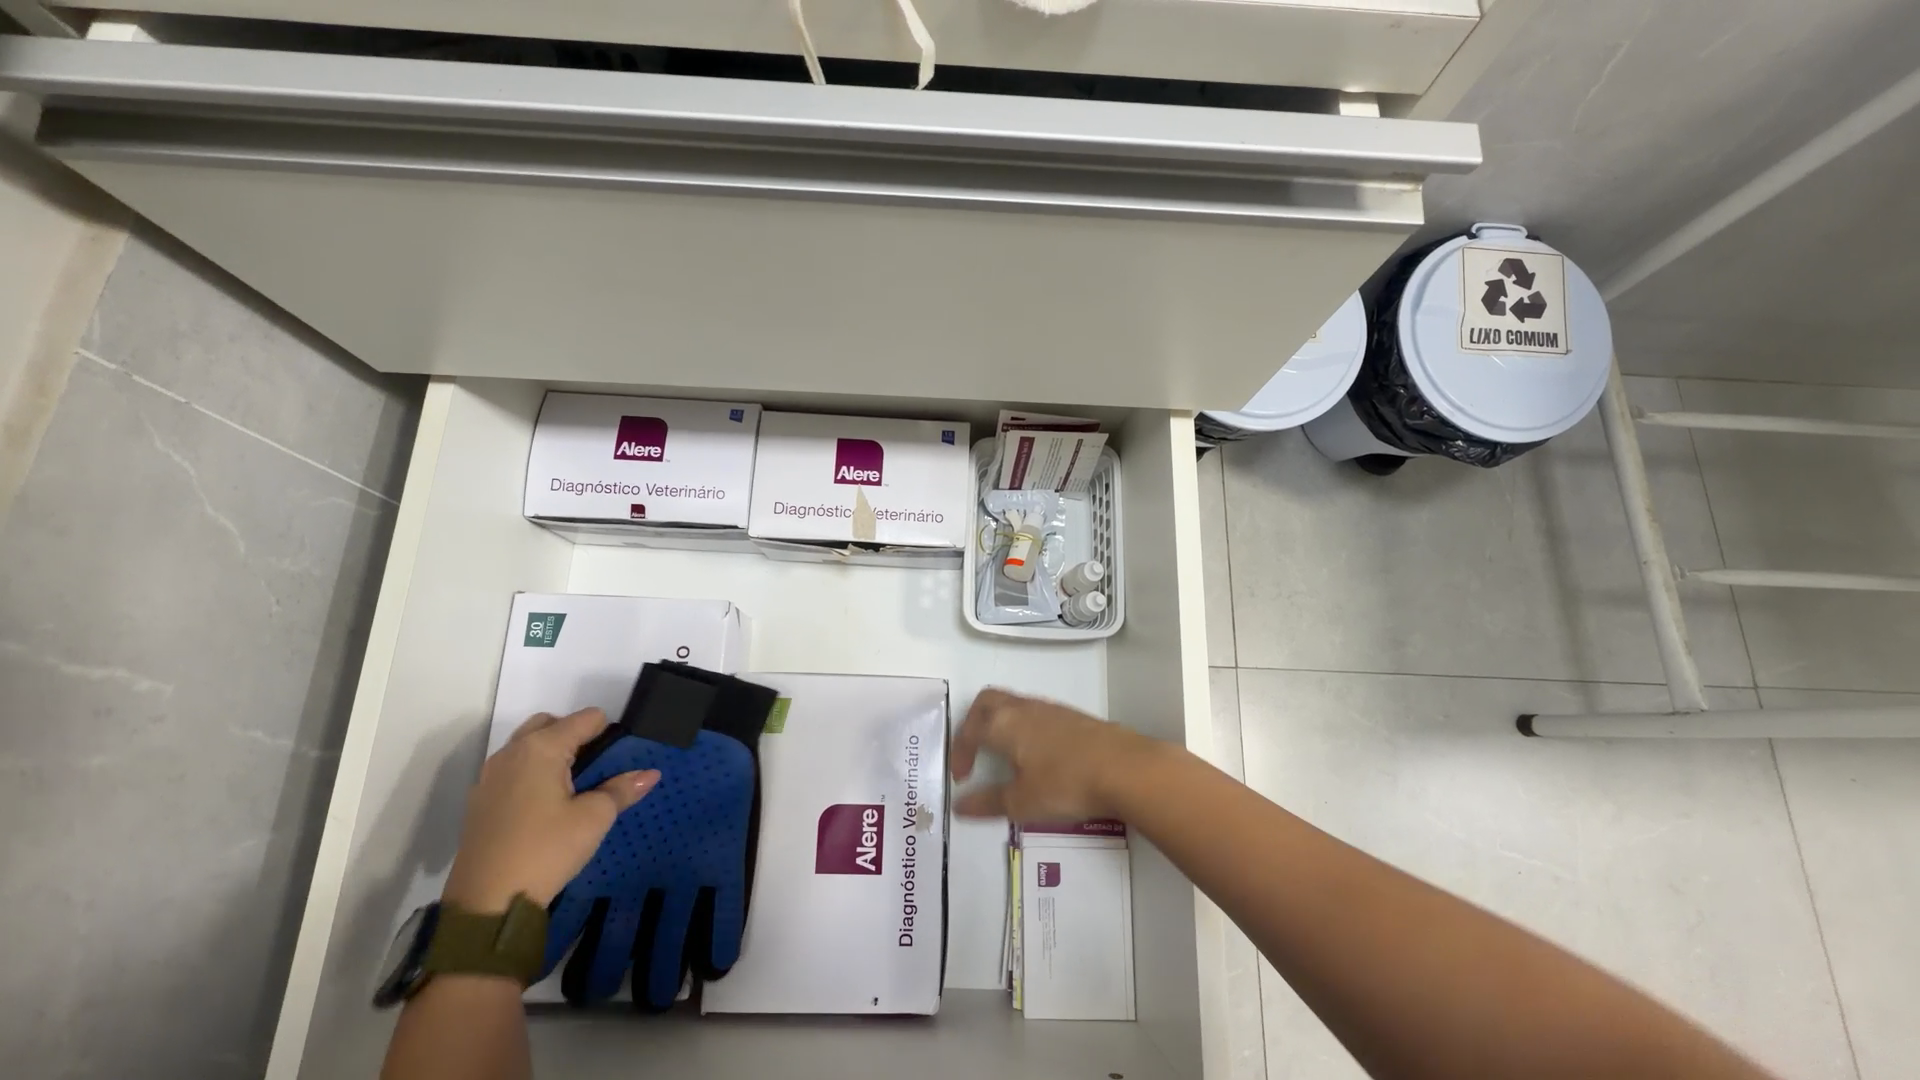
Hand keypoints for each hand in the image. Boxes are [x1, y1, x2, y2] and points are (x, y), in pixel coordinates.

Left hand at [442, 708, 659, 912]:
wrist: (487, 900)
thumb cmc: (546, 850)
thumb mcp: (593, 819)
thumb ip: (622, 790)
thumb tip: (650, 774)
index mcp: (541, 748)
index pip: (585, 719)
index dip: (608, 733)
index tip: (617, 761)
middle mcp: (511, 752)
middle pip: (550, 724)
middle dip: (576, 737)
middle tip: (594, 771)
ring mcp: (490, 775)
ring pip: (527, 746)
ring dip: (551, 754)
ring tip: (571, 789)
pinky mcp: (480, 799)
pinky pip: (512, 769)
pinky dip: (532, 773)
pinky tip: (544, 807)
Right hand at [950, 688, 1169, 822]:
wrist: (1126, 769)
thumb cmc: (1066, 785)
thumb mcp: (1022, 802)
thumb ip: (988, 802)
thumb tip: (960, 806)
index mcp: (1004, 724)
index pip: (970, 730)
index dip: (960, 752)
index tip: (961, 778)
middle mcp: (1024, 708)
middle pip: (988, 702)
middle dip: (973, 723)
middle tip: (973, 751)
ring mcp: (1052, 709)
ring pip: (1014, 705)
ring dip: (1001, 725)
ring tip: (1004, 756)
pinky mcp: (1074, 717)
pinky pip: (1037, 714)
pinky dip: (1025, 728)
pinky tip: (1038, 755)